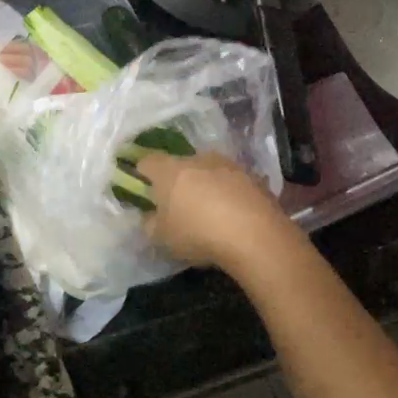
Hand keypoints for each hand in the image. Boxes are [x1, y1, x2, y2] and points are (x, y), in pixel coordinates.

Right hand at [138, 152, 301, 271]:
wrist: (256, 236)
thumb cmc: (197, 233)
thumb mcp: (161, 238)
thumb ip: (150, 223)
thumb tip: (150, 216)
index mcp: (169, 170)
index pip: (146, 161)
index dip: (141, 174)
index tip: (143, 191)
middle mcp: (198, 159)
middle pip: (180, 165)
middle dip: (177, 181)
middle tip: (177, 206)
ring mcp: (229, 166)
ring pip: (208, 172)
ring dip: (205, 186)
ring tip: (209, 213)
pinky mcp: (254, 178)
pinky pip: (232, 183)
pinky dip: (229, 195)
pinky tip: (232, 218)